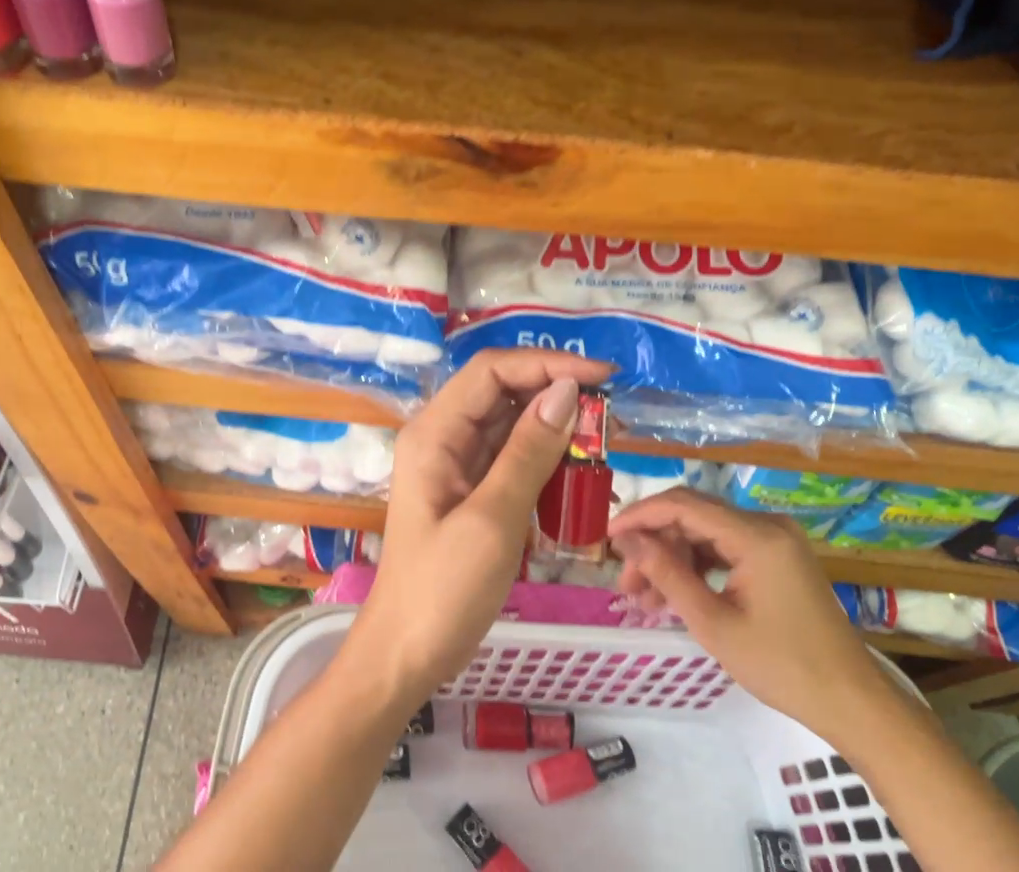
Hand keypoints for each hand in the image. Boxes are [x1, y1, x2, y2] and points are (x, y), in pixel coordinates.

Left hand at [343, 348, 615, 704]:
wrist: (407, 654)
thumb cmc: (443, 590)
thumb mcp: (493, 520)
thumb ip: (528, 452)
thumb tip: (567, 391)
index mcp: (434, 434)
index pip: (491, 372)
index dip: (546, 364)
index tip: (603, 378)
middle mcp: (442, 439)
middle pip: (502, 394)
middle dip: (556, 395)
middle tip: (611, 416)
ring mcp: (455, 468)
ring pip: (510, 427)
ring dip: (556, 430)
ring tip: (604, 443)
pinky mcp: (470, 495)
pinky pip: (512, 462)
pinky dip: (546, 463)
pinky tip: (579, 477)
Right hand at [607, 491, 900, 739]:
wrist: (851, 700)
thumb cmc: (781, 665)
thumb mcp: (713, 622)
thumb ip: (666, 574)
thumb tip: (627, 540)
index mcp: (757, 536)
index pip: (683, 505)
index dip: (640, 516)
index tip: (607, 539)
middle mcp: (768, 526)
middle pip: (693, 517)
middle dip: (653, 545)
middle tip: (625, 583)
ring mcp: (776, 542)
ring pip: (706, 534)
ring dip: (672, 560)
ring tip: (643, 599)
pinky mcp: (779, 559)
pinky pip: (725, 549)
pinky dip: (697, 568)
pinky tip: (675, 596)